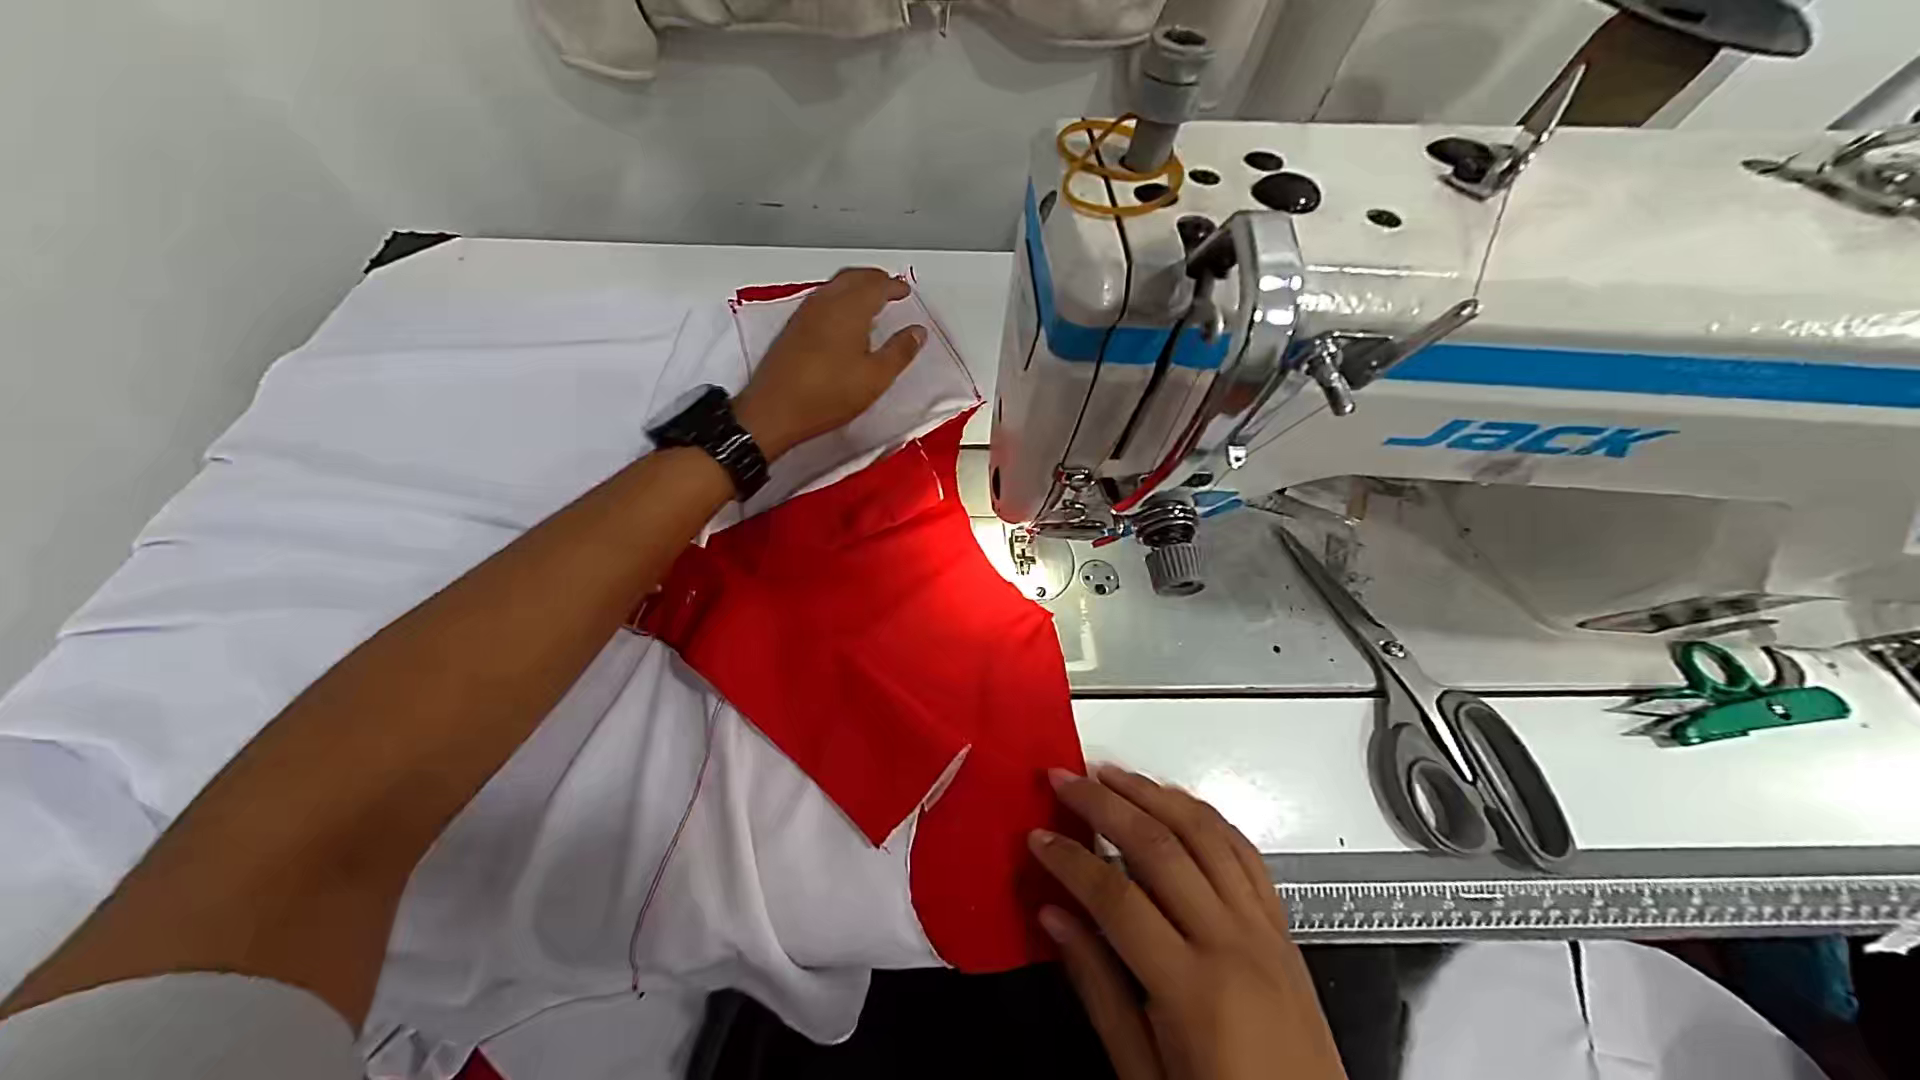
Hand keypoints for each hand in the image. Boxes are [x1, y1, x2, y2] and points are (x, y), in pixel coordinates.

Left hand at [734, 267, 926, 460]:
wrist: (774, 410)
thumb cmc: (829, 395)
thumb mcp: (875, 377)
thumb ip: (899, 351)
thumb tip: (918, 332)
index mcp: (849, 309)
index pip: (876, 285)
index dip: (894, 285)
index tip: (905, 290)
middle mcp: (825, 302)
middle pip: (852, 277)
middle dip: (874, 279)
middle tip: (889, 287)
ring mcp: (805, 313)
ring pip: (834, 286)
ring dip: (855, 286)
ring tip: (870, 301)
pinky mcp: (792, 328)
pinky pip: (821, 300)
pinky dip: (839, 298)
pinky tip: (843, 319)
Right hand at [1030, 765, 1346, 1079]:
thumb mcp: (1144, 1075)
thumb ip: (1098, 989)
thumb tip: (1054, 919)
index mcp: (1194, 991)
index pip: (1116, 897)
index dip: (1069, 860)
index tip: (1038, 839)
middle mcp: (1233, 945)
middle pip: (1160, 845)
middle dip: (1103, 803)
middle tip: (1064, 779)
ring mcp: (1264, 929)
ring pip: (1205, 832)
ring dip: (1153, 792)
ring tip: (1112, 772)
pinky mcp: (1283, 927)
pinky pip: (1244, 851)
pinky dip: (1206, 815)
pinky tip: (1176, 801)